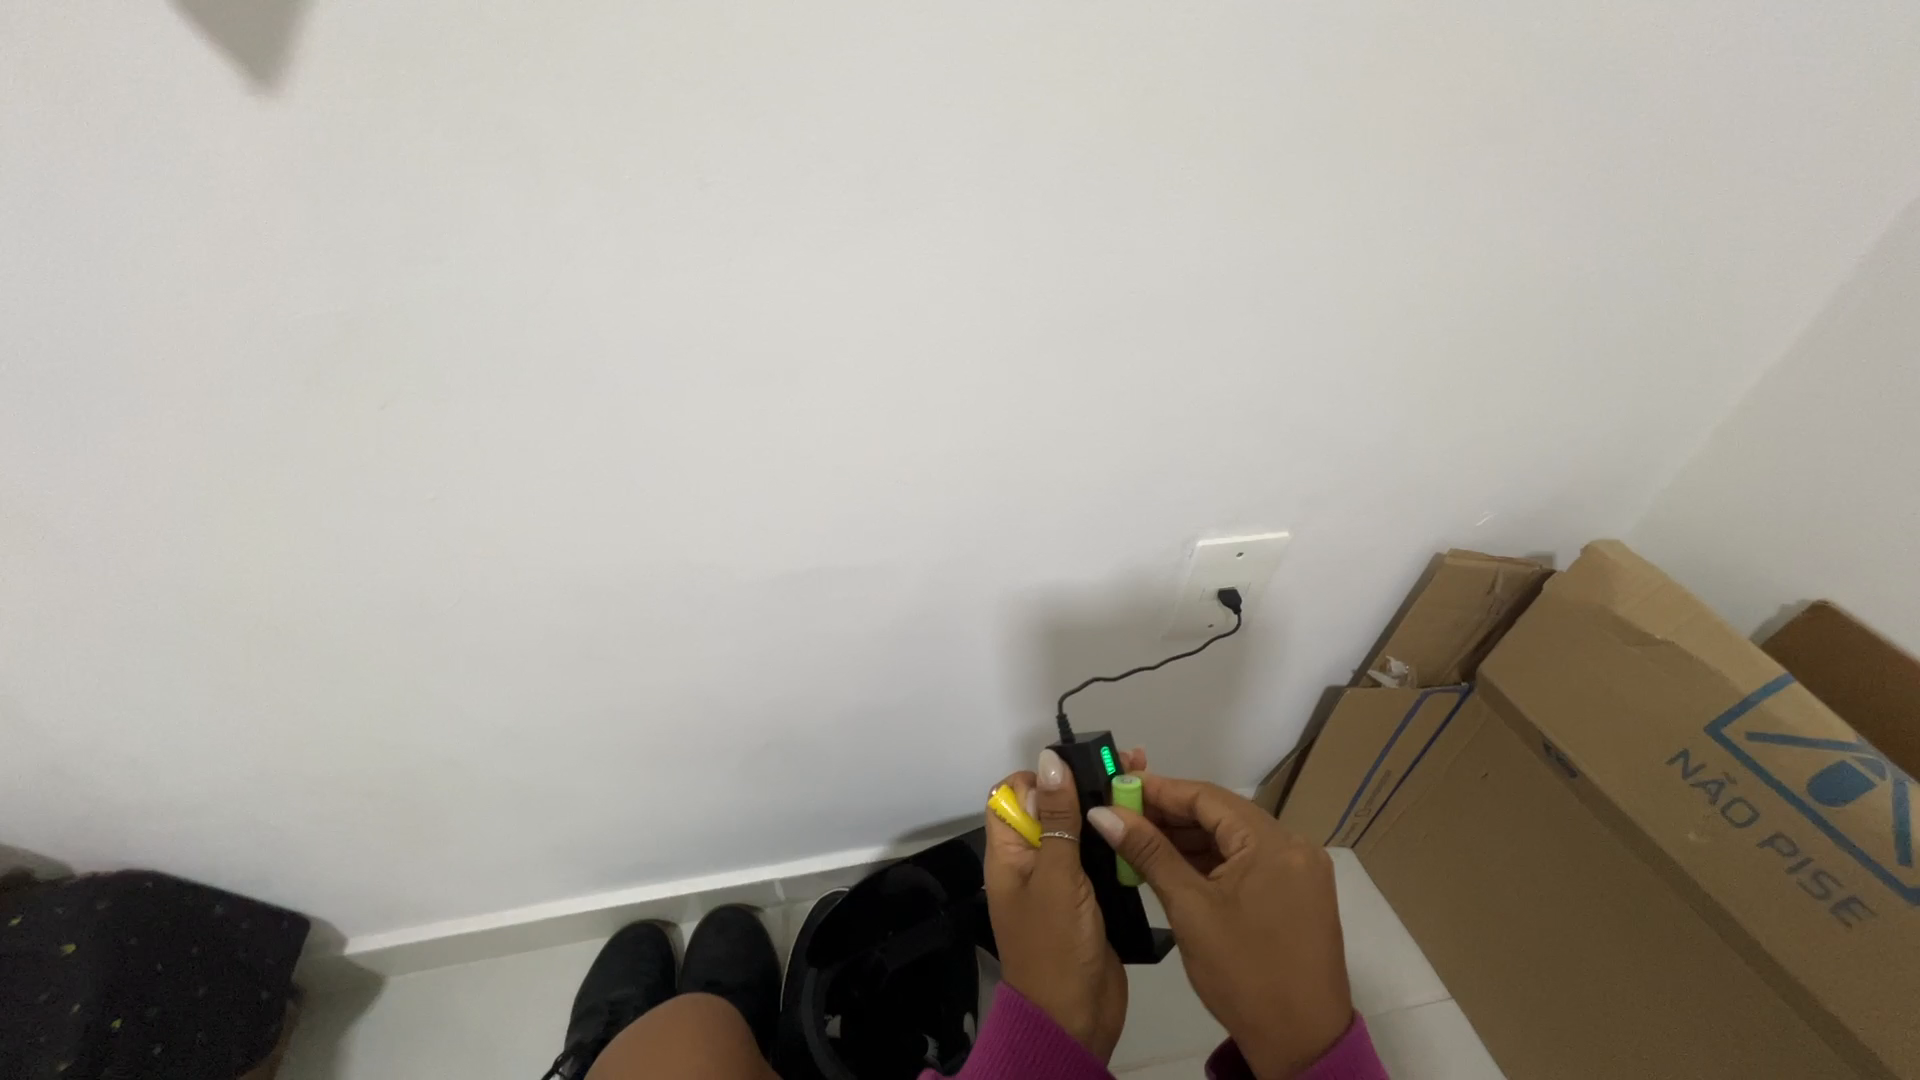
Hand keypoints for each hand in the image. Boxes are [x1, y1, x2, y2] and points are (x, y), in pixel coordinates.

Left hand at [981, 746, 1144, 1060]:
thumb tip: (1050, 759)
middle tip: (1129, 762)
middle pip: (1053, 805)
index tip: (1078, 769)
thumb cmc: (1056, 945)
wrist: (1077, 1020)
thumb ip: (1058, 817)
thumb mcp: (1056, 875)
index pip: (1013, 794)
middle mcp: (1032, 859)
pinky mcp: (1090, 895)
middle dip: (1085, 782)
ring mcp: (1062, 877)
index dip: (1042, 776)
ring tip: (1144, 781)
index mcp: (1009, 852)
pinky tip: (1148, 821)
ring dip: (1106, 804)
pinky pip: (1101, 854)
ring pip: (1080, 827)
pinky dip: (1120, 835)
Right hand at [1088, 774, 1351, 1079]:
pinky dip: (1210, 860)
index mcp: (1273, 842)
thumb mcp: (1189, 908)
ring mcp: (1300, 869)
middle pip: (1221, 814)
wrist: (1303, 1047)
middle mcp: (1293, 845)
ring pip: (1233, 837)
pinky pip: (1247, 860)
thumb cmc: (1243, 974)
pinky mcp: (1298, 892)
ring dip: (1188, 838)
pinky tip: (1174, 865)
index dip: (1159, 789)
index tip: (1117, 787)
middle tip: (1122, 817)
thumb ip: (1148, 852)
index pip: (1207, 796)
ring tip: (1139, 841)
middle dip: (1170, 814)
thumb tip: (1103, 812)